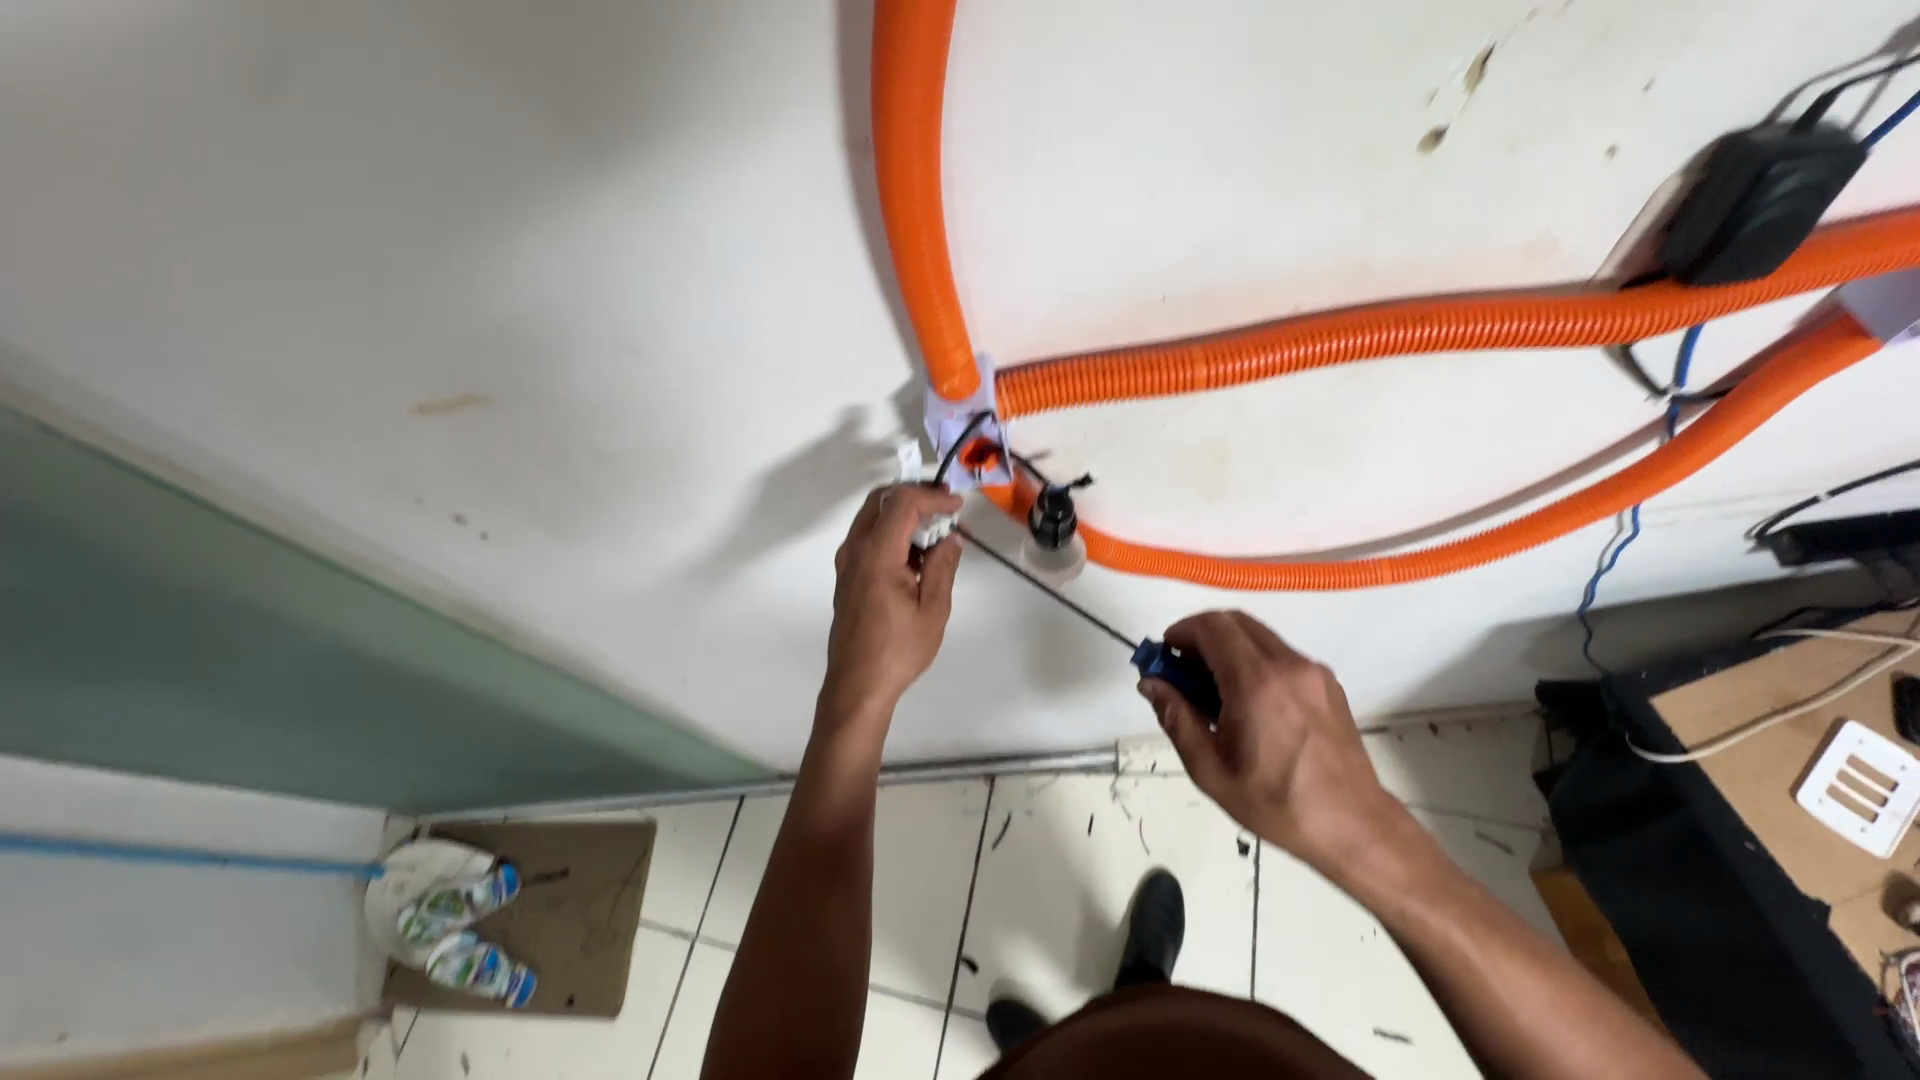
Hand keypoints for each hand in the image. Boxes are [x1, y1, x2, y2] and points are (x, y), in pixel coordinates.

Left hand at [820, 484, 963, 731]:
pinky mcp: (847, 575)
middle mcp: (855, 551)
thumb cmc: (898, 651)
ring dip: (903, 513)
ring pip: (872, 517)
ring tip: (936, 530)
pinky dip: (892, 531)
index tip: (957, 505)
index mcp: (876, 555)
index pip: (902, 502)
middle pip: (881, 500)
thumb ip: (942, 567)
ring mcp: (847, 563)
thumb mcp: (932, 610)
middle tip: (945, 505)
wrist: (857, 685)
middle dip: (915, 495)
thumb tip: (950, 538)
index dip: (932, 496)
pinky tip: (916, 553)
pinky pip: (868, 537)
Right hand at [1138, 611, 1404, 870]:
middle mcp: (1289, 666)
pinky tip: (1247, 705)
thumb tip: (1151, 683)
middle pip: (1235, 622)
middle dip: (1200, 637)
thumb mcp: (1210, 769)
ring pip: (1259, 637)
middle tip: (1182, 673)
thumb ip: (1176, 718)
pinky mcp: (1328, 685)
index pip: (1212, 626)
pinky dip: (1254, 662)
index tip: (1164, 657)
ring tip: (1212, 694)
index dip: (1180, 632)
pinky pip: (1281, 656)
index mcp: (1257, 684)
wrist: (1354, 826)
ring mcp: (1313, 673)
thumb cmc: (1277, 803)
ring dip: (1228, 649)